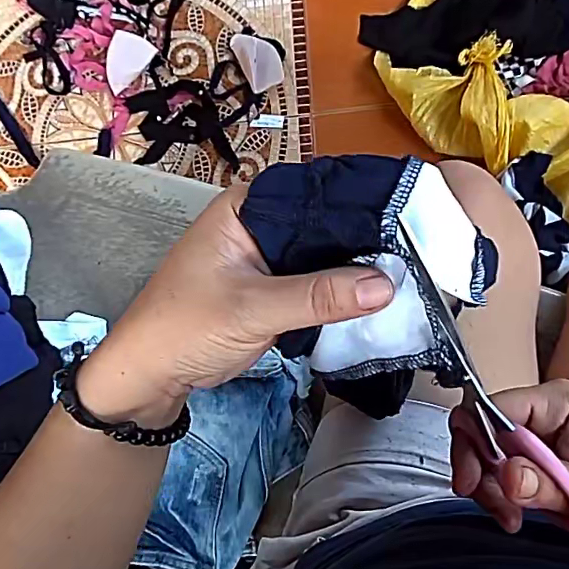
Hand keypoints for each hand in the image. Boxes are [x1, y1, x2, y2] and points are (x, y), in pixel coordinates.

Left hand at [77, 185, 394, 424]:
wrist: (153, 374)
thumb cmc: (186, 327)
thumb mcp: (254, 308)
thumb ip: (319, 296)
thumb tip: (385, 286)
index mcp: (247, 207)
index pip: (315, 194)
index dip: (359, 207)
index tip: (406, 222)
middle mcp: (262, 225)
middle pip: (325, 226)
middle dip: (363, 243)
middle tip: (415, 254)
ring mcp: (271, 258)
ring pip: (324, 257)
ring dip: (355, 271)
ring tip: (406, 273)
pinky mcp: (277, 289)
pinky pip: (319, 284)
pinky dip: (341, 294)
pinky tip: (374, 298)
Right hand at [449, 380, 568, 568]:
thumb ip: (548, 484)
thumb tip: (503, 475)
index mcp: (560, 402)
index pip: (494, 408)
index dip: (475, 441)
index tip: (472, 482)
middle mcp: (544, 413)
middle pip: (482, 431)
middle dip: (481, 471)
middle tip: (498, 508)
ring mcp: (538, 438)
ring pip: (485, 455)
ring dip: (489, 489)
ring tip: (512, 518)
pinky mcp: (535, 463)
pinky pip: (498, 474)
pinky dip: (498, 497)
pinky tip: (515, 516)